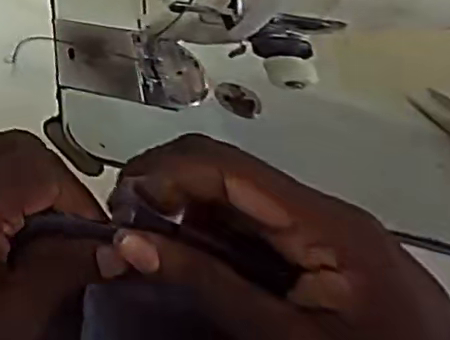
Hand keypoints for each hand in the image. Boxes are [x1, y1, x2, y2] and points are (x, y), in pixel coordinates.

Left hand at [0, 130, 102, 339]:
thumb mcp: (16, 311)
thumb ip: (63, 268)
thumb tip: (108, 250)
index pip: (43, 166)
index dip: (81, 200)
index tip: (99, 238)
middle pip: (18, 146)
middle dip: (55, 183)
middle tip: (77, 235)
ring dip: (24, 175)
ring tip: (43, 232)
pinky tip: (4, 222)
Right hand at [99, 134, 449, 339]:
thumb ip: (209, 286)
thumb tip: (128, 242)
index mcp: (326, 223)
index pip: (222, 163)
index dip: (162, 172)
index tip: (122, 205)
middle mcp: (325, 214)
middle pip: (224, 168)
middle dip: (166, 185)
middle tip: (129, 223)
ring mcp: (327, 234)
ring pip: (232, 193)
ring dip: (184, 210)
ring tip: (155, 247)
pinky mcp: (326, 257)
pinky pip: (252, 225)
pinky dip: (212, 235)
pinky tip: (194, 262)